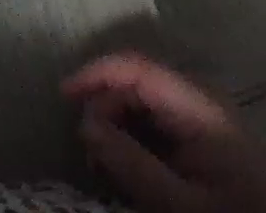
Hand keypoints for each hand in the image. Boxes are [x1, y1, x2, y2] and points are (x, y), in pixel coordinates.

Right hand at [62, 52, 265, 212]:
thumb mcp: (179, 203)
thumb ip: (131, 163)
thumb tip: (84, 124)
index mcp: (200, 107)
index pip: (137, 67)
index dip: (95, 73)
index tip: (63, 95)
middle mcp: (200, 99)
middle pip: (135, 82)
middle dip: (103, 106)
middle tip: (88, 147)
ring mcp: (202, 114)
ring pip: (140, 98)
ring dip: (114, 122)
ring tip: (102, 160)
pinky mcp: (201, 132)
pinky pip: (153, 117)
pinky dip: (130, 133)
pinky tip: (122, 161)